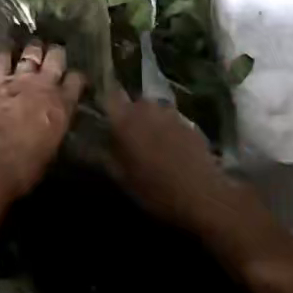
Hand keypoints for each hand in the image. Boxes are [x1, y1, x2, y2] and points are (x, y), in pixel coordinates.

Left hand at [0, 41, 84, 204]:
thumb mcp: (54, 146)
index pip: (77, 81)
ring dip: (34, 47)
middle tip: (56, 50)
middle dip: (57, 52)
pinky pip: (1, 58)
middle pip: (55, 58)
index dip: (78, 76)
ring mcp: (18, 80)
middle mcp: (43, 86)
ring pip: (31, 53)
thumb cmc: (28, 165)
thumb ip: (57, 124)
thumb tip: (55, 118)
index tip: (76, 76)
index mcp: (62, 105)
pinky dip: (5, 51)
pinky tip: (7, 46)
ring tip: (36, 43)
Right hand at [102, 89, 235, 225]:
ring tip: (151, 140)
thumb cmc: (156, 189)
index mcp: (123, 119)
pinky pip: (172, 120)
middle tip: (128, 132)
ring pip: (154, 109)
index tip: (103, 112)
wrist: (204, 197)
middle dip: (129, 112)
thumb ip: (103, 155)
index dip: (106, 101)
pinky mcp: (190, 124)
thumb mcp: (121, 178)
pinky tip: (172, 148)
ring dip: (150, 119)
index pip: (108, 95)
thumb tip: (87, 144)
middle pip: (132, 101)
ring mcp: (170, 114)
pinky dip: (168, 129)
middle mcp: (145, 108)